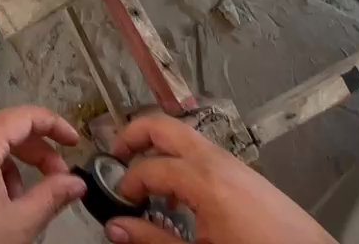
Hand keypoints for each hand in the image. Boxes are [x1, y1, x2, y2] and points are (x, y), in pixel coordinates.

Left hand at [0, 106, 88, 243]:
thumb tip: (77, 183)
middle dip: (36, 151)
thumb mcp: (17, 224)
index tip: (75, 142)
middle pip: (5, 128)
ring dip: (11, 165)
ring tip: (20, 202)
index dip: (55, 124)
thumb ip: (51, 197)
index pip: (25, 116)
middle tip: (58, 178)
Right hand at [107, 115, 334, 243]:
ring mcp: (232, 161)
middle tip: (115, 159)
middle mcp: (214, 159)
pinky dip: (179, 158)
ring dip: (157, 147)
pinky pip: (201, 150)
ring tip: (144, 179)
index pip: (149, 168)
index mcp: (202, 179)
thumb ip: (154, 240)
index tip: (116, 204)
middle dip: (133, 135)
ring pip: (182, 134)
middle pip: (162, 125)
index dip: (126, 183)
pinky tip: (179, 195)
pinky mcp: (244, 171)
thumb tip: (114, 227)